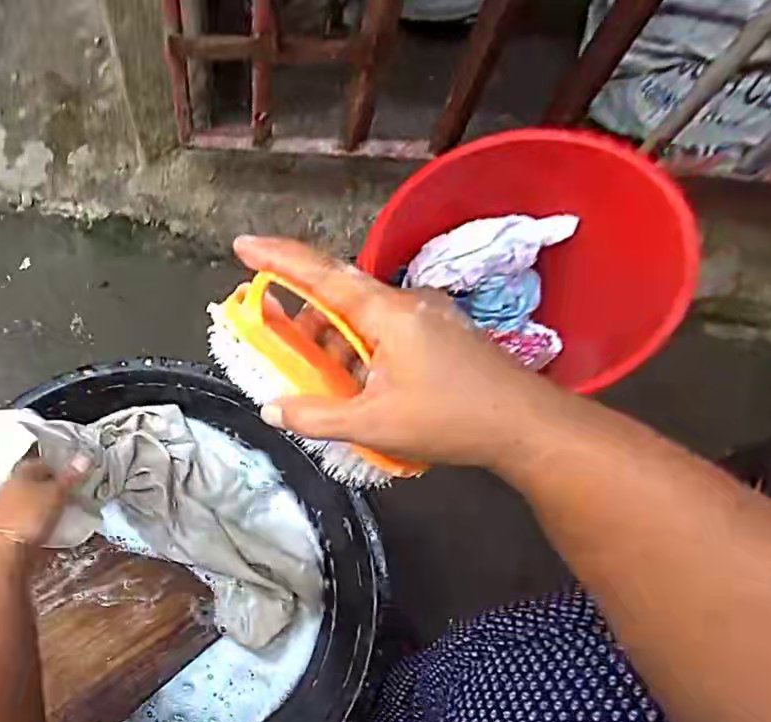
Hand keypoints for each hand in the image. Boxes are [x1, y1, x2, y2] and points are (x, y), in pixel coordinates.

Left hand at [0, 456, 88, 549]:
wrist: (6, 554)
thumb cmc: (30, 516)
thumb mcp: (56, 493)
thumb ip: (71, 477)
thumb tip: (85, 457)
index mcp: (20, 473)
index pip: (43, 463)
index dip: (61, 466)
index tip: (79, 474)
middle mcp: (12, 489)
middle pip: (40, 484)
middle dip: (59, 488)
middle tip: (80, 493)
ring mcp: (11, 512)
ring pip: (37, 504)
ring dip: (54, 508)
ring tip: (75, 512)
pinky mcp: (14, 532)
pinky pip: (36, 524)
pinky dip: (48, 525)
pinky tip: (62, 530)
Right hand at [233, 235, 578, 468]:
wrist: (527, 426)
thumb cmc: (451, 420)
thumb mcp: (371, 424)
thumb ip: (314, 416)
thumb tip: (272, 409)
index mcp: (389, 314)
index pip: (322, 275)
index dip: (279, 259)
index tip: (243, 245)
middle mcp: (406, 304)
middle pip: (337, 300)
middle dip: (303, 325)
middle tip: (281, 354)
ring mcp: (425, 317)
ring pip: (359, 321)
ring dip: (331, 348)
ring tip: (322, 387)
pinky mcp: (437, 335)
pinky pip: (381, 335)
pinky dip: (356, 356)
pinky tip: (356, 389)